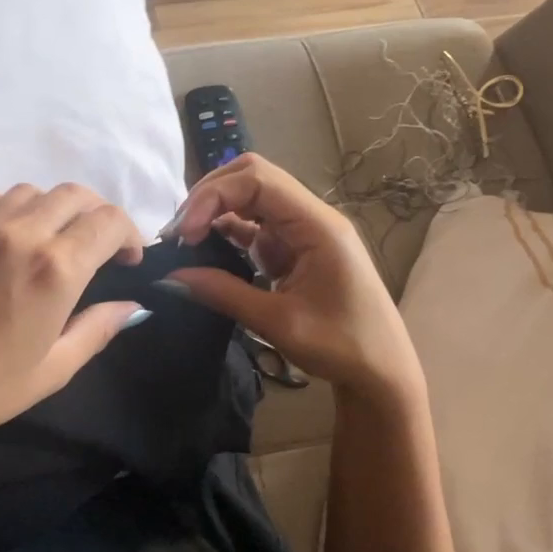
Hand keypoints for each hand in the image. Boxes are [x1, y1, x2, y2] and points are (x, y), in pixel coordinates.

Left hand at [0, 184, 148, 470]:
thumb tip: (133, 306)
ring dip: (50, 210)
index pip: (108, 221)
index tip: (125, 259)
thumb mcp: (53, 369)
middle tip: (94, 248)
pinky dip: (4, 206)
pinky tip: (1, 235)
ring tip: (46, 242)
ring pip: (30, 191)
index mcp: (56, 270)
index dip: (128, 234)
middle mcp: (21, 234)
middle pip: (74, 195)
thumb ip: (97, 329)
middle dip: (95, 216)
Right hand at [159, 155, 423, 408]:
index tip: (185, 234)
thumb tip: (170, 276)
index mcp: (318, 225)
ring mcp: (302, 231)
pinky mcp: (293, 248)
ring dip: (215, 210)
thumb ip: (223, 293)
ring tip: (185, 239)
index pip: (256, 180)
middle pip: (252, 177)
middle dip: (209, 195)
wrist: (382, 374)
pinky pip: (254, 224)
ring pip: (250, 197)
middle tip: (179, 232)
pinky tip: (204, 248)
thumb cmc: (341, 347)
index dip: (213, 197)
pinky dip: (225, 230)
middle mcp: (310, 217)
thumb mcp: (278, 323)